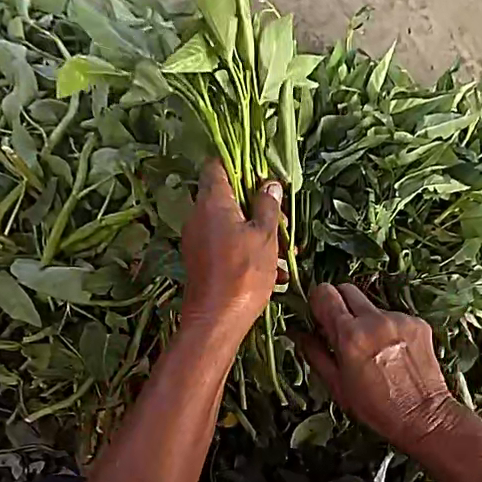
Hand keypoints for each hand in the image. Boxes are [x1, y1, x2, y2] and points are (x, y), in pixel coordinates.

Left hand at [180, 161, 283, 334]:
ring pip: (230, 224)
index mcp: (212, 202)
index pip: (217, 165)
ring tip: (284, 250)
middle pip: (227, 197)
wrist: (217, 319)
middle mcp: (198, 216)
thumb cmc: (243, 273)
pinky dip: (247, 251)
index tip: (261, 172)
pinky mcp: (201, 261)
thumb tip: (269, 184)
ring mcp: (197, 240)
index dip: (238, 162)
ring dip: (257, 232)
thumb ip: (267, 206)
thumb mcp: (265, 236)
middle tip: (282, 220)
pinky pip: (226, 245)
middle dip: (256, 206)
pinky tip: (273, 272)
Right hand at [294, 283, 465, 452]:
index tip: (320, 315)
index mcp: (350, 336)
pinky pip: (394, 317)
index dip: (319, 302)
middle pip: (347, 289)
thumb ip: (314, 353)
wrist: (422, 415)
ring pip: (372, 306)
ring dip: (366, 320)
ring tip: (373, 350)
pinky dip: (389, 329)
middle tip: (343, 329)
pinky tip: (393, 353)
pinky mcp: (418, 323)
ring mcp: (399, 319)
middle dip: (341, 304)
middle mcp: (375, 321)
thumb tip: (298, 334)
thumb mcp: (337, 385)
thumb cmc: (376, 407)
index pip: (324, 293)